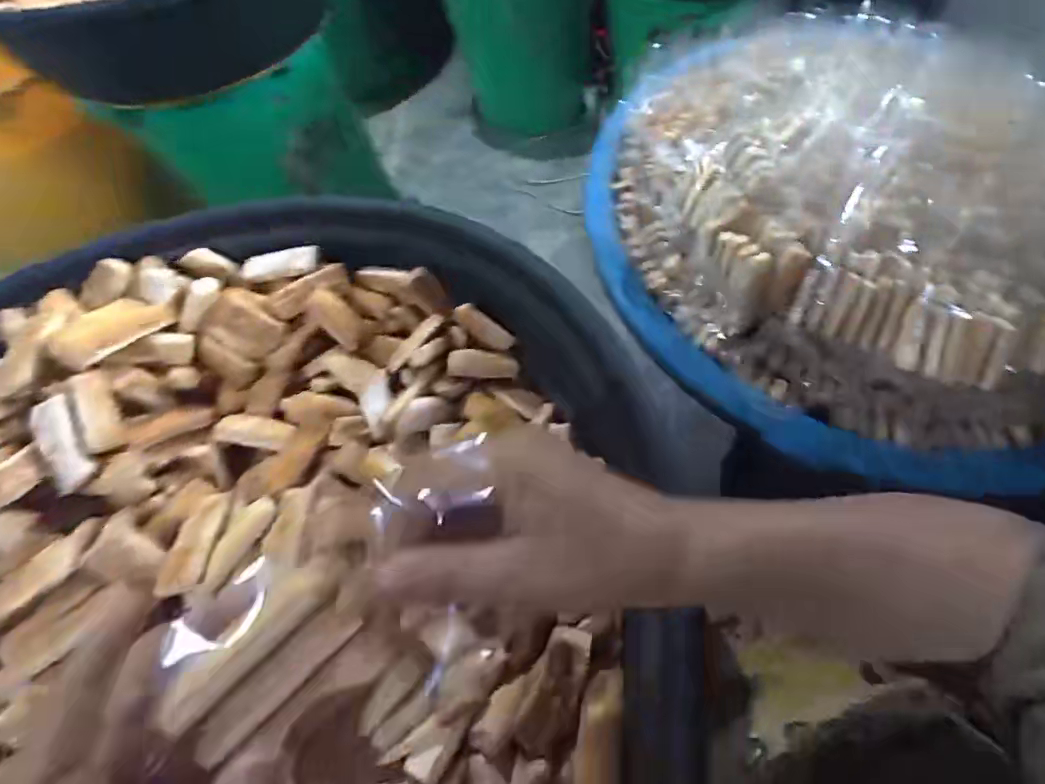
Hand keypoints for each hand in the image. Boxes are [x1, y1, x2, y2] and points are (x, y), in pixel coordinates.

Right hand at [373, 430, 687, 612]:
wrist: (669, 548)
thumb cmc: (596, 561)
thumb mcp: (514, 576)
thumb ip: (441, 574)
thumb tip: (375, 578)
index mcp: (497, 457)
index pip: (415, 483)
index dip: (389, 532)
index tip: (382, 586)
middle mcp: (507, 446)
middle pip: (436, 486)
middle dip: (415, 539)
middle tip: (409, 598)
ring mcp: (528, 458)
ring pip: (461, 496)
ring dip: (443, 542)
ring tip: (437, 594)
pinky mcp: (542, 477)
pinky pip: (490, 501)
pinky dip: (474, 536)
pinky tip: (474, 575)